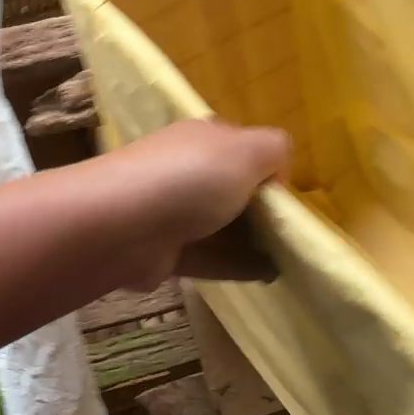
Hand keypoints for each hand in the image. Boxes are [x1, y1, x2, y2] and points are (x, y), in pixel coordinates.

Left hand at [99, 119, 291, 287]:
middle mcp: (186, 171)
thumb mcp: (248, 150)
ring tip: (288, 261)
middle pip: (232, 191)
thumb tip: (277, 172)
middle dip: (261, 211)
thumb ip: (276, 150)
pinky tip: (267, 275)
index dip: (268, 170)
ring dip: (253, 243)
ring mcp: (172, 214)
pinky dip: (238, 266)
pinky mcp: (165, 252)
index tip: (286, 198)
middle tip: (291, 234)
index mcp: (205, 138)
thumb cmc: (190, 179)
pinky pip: (210, 258)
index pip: (243, 149)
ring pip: (222, 228)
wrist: (123, 226)